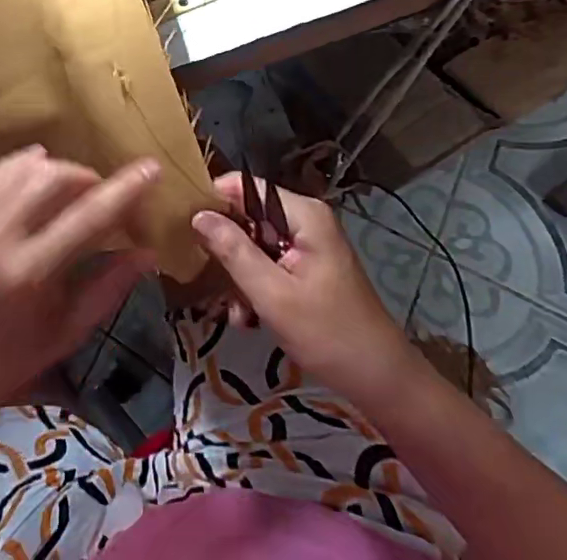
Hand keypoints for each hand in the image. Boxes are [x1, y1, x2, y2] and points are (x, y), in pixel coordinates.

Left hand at [0, 147, 157, 426]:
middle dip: (89, 178)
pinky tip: (42, 168)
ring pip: (25, 169)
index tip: (151, 168)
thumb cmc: (10, 361)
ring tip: (74, 189)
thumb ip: (110, 287)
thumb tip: (149, 252)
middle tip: (104, 196)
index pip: (89, 217)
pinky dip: (24, 164)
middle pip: (54, 179)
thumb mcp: (68, 332)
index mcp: (31, 275)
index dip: (125, 189)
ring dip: (59, 170)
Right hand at [191, 174, 417, 402]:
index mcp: (304, 215)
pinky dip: (254, 286)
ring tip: (234, 312)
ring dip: (238, 275)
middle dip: (226, 248)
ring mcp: (307, 244)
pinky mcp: (306, 267)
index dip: (215, 199)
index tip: (186, 226)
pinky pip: (268, 263)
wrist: (380, 380)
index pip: (247, 186)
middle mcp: (305, 220)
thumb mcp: (272, 294)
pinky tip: (247, 318)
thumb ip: (233, 251)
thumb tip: (198, 215)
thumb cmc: (328, 334)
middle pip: (248, 215)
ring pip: (254, 243)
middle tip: (210, 279)